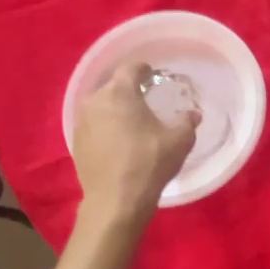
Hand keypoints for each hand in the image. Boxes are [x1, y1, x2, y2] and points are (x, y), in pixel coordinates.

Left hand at [70, 63, 198, 216]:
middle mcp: (96, 101)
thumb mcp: (179, 140)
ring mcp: (82, 122)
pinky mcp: (76, 141)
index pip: (130, 68)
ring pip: (101, 105)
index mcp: (120, 93)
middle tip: (146, 100)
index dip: (144, 69)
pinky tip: (118, 140)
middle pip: (113, 86)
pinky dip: (105, 125)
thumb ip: (187, 121)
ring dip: (115, 108)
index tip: (154, 76)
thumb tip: (193, 114)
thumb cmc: (149, 163)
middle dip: (129, 89)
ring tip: (132, 121)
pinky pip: (94, 123)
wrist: (115, 200)